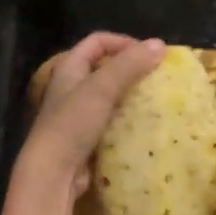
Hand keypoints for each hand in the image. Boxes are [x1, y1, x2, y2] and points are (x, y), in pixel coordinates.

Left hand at [18, 33, 166, 197]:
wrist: (54, 172)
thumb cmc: (72, 124)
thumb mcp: (101, 88)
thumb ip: (129, 65)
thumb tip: (161, 45)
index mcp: (69, 68)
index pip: (98, 41)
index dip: (123, 42)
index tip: (149, 54)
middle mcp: (72, 88)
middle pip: (105, 68)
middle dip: (131, 70)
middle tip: (157, 77)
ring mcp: (79, 114)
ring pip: (110, 96)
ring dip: (132, 96)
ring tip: (156, 100)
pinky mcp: (88, 137)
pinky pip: (112, 121)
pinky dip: (128, 119)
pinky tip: (145, 125)